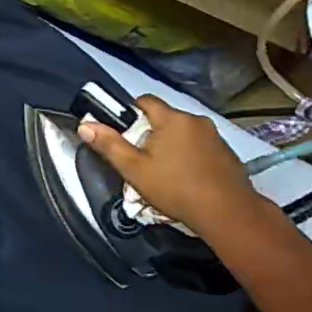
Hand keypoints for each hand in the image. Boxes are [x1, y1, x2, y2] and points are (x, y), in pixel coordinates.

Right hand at [77, 95, 264, 233]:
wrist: (225, 211)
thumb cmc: (174, 188)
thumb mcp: (134, 169)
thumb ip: (109, 145)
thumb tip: (84, 125)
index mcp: (172, 119)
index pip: (146, 100)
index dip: (130, 111)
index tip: (122, 132)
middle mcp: (196, 120)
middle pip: (165, 119)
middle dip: (151, 134)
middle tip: (140, 159)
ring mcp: (215, 136)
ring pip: (184, 134)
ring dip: (172, 146)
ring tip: (164, 172)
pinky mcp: (227, 153)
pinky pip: (201, 147)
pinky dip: (191, 156)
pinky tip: (186, 178)